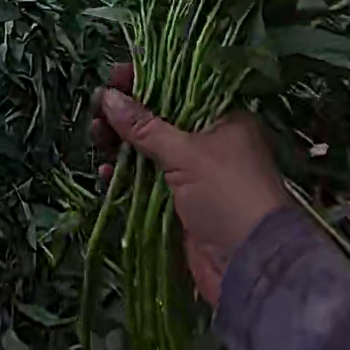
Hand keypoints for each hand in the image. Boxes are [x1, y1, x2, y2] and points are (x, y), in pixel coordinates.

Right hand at [93, 64, 292, 303]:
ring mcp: (194, 172)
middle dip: (125, 113)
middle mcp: (209, 139)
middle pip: (158, 115)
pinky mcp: (180, 201)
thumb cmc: (227, 195)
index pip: (176, 84)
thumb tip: (107, 96)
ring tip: (96, 136)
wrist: (253, 272)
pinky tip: (107, 171)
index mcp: (222, 116)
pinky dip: (127, 173)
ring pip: (148, 147)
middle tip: (96, 109)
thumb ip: (144, 125)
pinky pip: (146, 178)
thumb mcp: (186, 153)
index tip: (113, 77)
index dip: (143, 79)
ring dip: (121, 141)